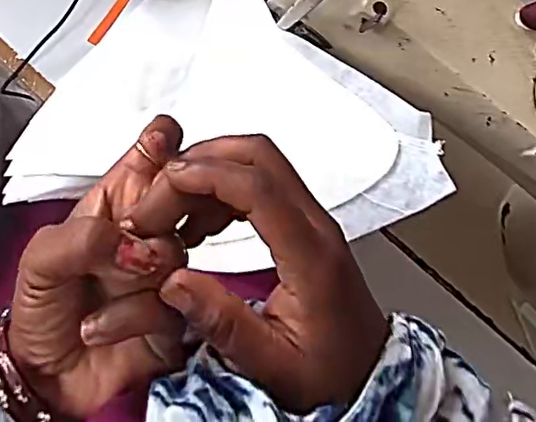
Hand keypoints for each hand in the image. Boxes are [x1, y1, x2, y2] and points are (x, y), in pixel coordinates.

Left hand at [7, 116, 188, 416]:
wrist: (42, 378)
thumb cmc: (40, 305)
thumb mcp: (42, 256)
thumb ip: (85, 236)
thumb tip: (134, 244)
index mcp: (118, 198)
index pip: (152, 153)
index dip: (164, 139)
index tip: (161, 141)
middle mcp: (147, 228)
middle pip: (180, 195)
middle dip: (157, 209)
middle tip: (129, 229)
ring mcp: (161, 271)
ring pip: (175, 251)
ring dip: (133, 274)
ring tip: (102, 285)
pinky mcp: (173, 315)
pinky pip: (169, 305)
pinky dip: (128, 318)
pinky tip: (98, 326)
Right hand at [121, 134, 389, 413]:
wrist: (372, 379)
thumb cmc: (334, 377)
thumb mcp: (276, 368)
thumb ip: (224, 325)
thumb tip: (173, 283)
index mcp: (311, 255)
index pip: (258, 187)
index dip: (207, 174)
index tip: (168, 181)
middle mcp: (315, 224)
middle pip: (258, 156)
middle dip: (202, 160)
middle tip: (163, 190)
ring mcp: (310, 217)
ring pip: (257, 162)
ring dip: (210, 171)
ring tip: (173, 208)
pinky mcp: (301, 219)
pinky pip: (258, 180)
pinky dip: (222, 186)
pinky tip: (199, 220)